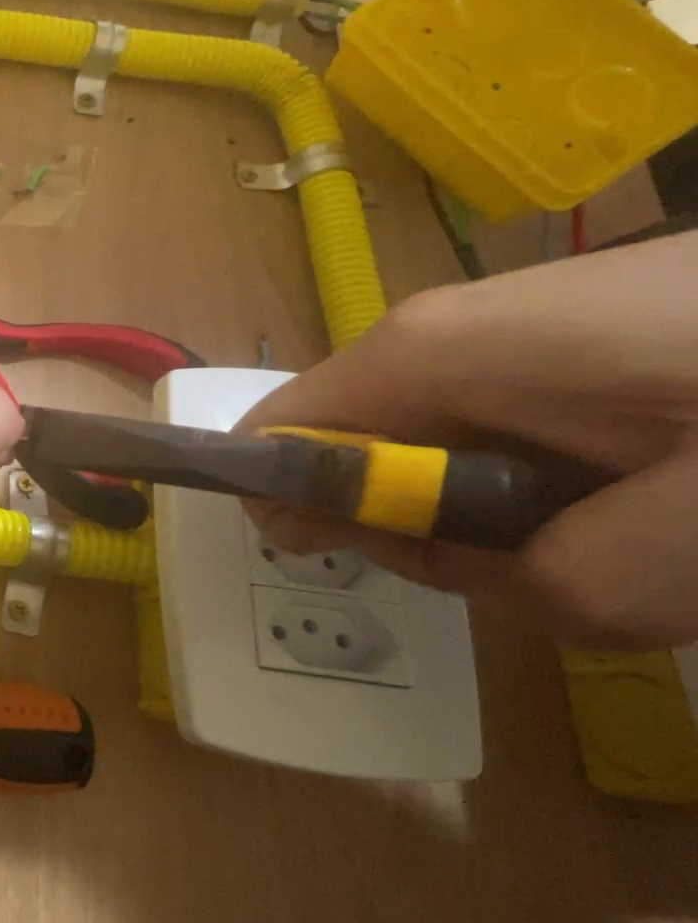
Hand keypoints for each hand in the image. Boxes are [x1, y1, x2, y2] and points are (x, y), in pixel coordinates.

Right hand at [238, 234, 697, 648]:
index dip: (299, 511)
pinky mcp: (549, 351)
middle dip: (435, 535)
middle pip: (353, 463)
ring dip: (510, 523)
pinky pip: (491, 444)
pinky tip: (647, 497)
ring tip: (643, 527)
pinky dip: (551, 493)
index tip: (401, 563)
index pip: (275, 438)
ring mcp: (492, 341)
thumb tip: (496, 583)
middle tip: (565, 559)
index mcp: (429, 355)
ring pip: (429, 464)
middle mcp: (435, 339)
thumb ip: (572, 576)